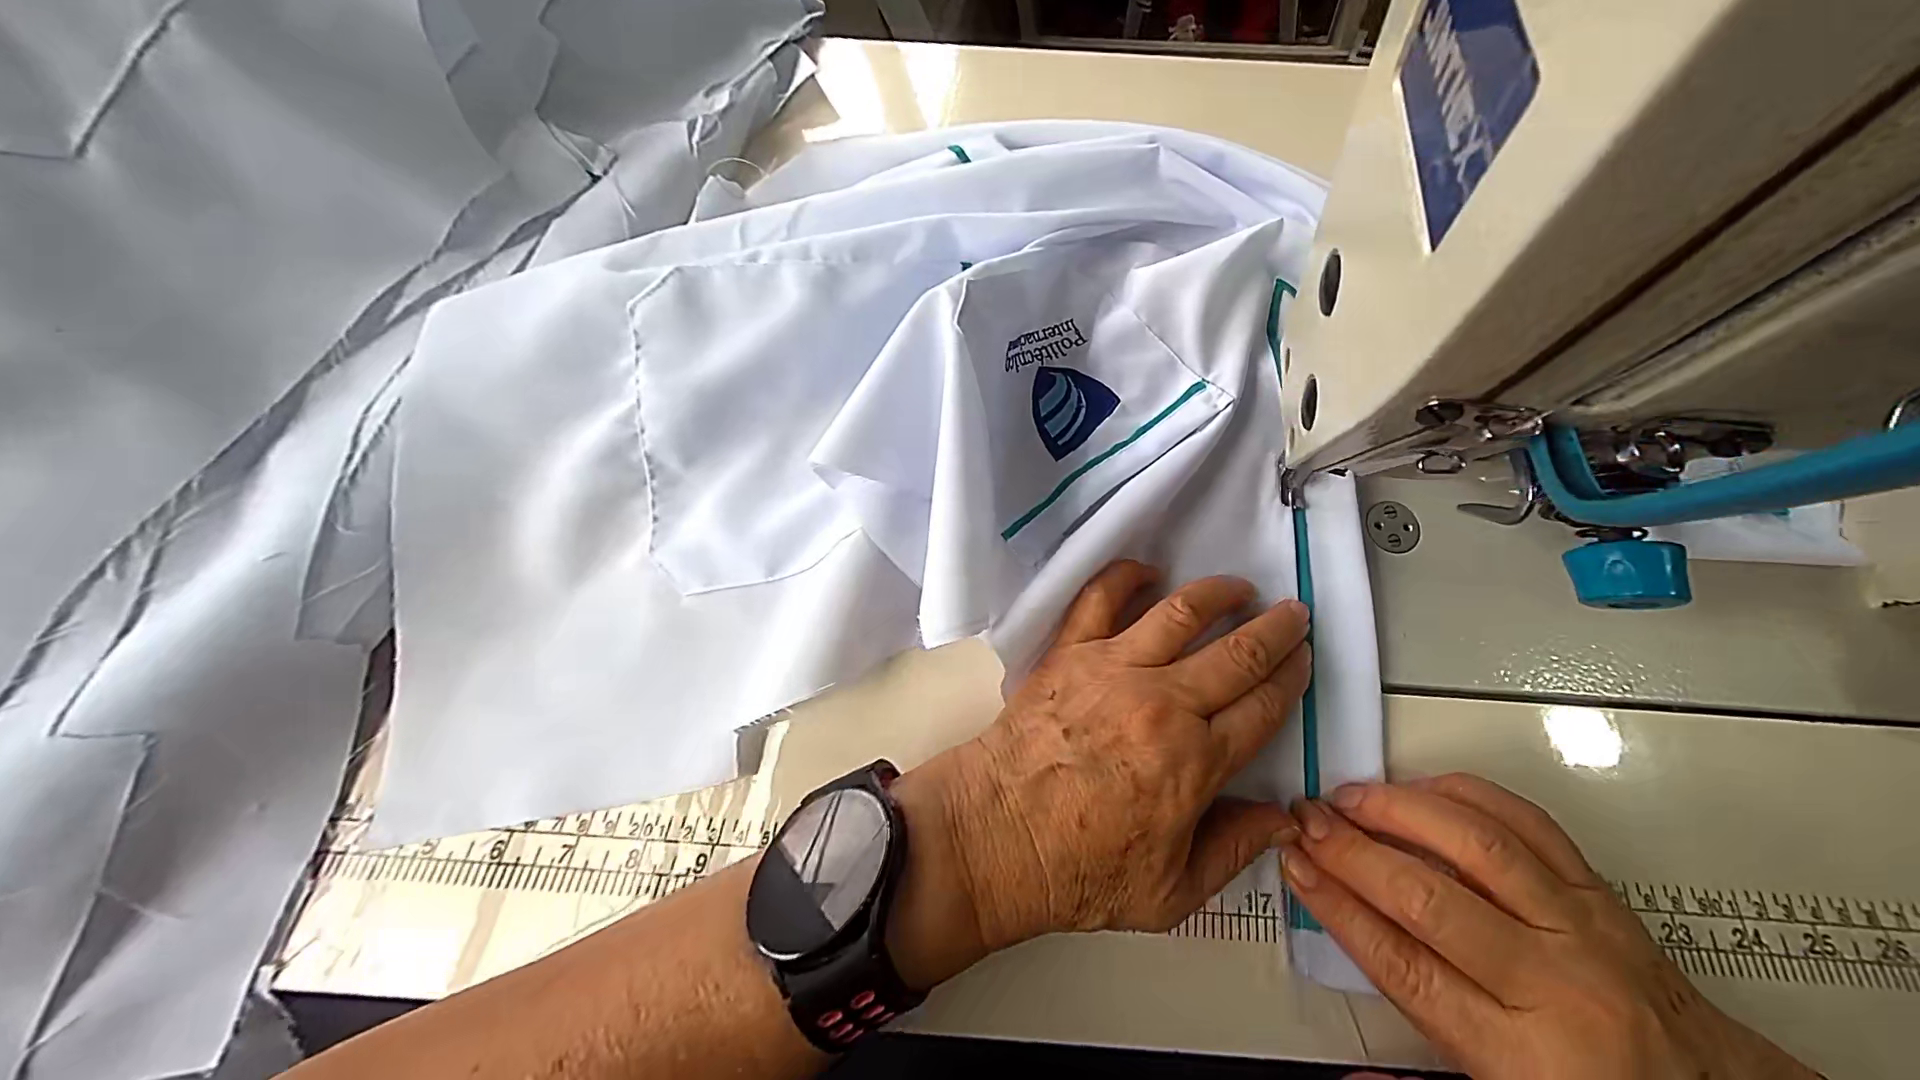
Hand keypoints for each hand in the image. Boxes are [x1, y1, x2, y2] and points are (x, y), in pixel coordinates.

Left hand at [887, 559, 1311, 983]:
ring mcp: (1113, 671)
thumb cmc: (1079, 869)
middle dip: (1274, 630)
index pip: (1263, 707)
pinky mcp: (1068, 655)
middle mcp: (1163, 704)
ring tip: (1237, 587)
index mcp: (1196, 761)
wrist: (996, 836)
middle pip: (1237, 653)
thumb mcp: (1173, 892)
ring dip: (1216, 594)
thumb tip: (1282, 818)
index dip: (1290, 680)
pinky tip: (1144, 571)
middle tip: (1292, 614)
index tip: (1302, 661)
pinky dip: (1123, 576)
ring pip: (1179, 614)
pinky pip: (1099, 599)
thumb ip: (1234, 849)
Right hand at [1281, 775, 1818, 1079]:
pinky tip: (1420, 789)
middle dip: (1352, 850)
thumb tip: (1351, 1067)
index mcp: (1524, 1055)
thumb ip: (1419, 1070)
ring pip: (1481, 845)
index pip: (1403, 964)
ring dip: (1401, 809)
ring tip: (1350, 797)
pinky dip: (1465, 793)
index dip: (1336, 905)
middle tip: (1307, 821)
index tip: (1296, 865)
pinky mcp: (1601, 891)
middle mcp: (1556, 985)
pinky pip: (1530, 823)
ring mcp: (1584, 928)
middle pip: (1429, 898)